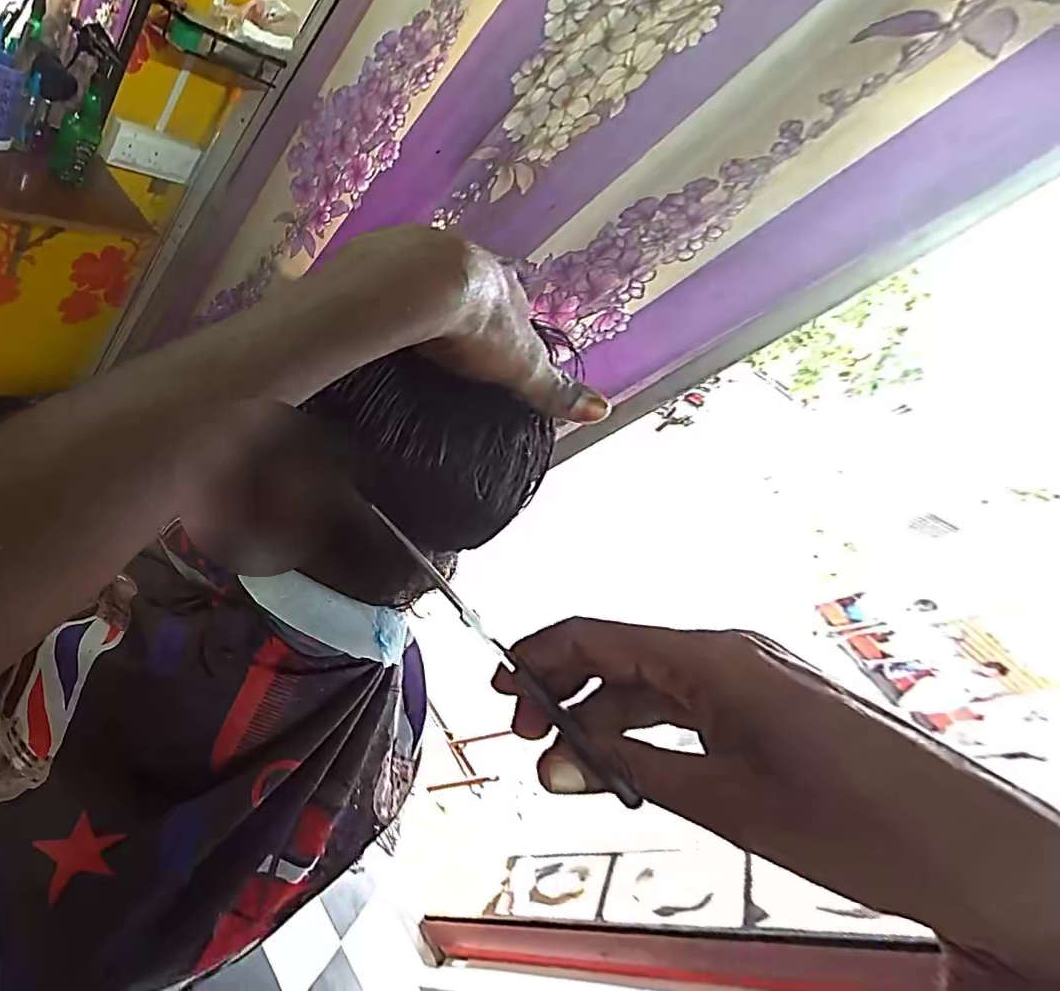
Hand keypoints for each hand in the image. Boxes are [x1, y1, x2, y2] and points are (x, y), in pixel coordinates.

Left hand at [283, 226, 607, 422]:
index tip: (474, 345)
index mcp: (500, 284)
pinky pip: (378, 270)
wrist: (423, 284)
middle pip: (460, 285)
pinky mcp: (379, 249)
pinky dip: (375, 287)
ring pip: (418, 272)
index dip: (490, 323)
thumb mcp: (520, 365)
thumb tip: (600, 410)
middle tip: (429, 336)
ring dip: (410, 293)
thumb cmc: (477, 329)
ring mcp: (419, 249)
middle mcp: (464, 258)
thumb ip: (553, 388)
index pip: (502, 303)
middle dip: (449, 306)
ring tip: (393, 325)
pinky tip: (365, 306)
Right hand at [494, 618, 1059, 981]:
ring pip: (640, 683)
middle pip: (609, 655)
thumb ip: (625, 771)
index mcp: (711, 659)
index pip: (588, 636)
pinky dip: (638, 729)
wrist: (1019, 875)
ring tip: (571, 761)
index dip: (532, 659)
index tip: (502, 690)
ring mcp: (749, 682)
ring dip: (597, 718)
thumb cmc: (888, 829)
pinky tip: (625, 760)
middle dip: (557, 690)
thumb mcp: (726, 801)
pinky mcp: (766, 709)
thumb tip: (557, 765)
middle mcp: (727, 657)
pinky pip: (677, 704)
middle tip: (528, 731)